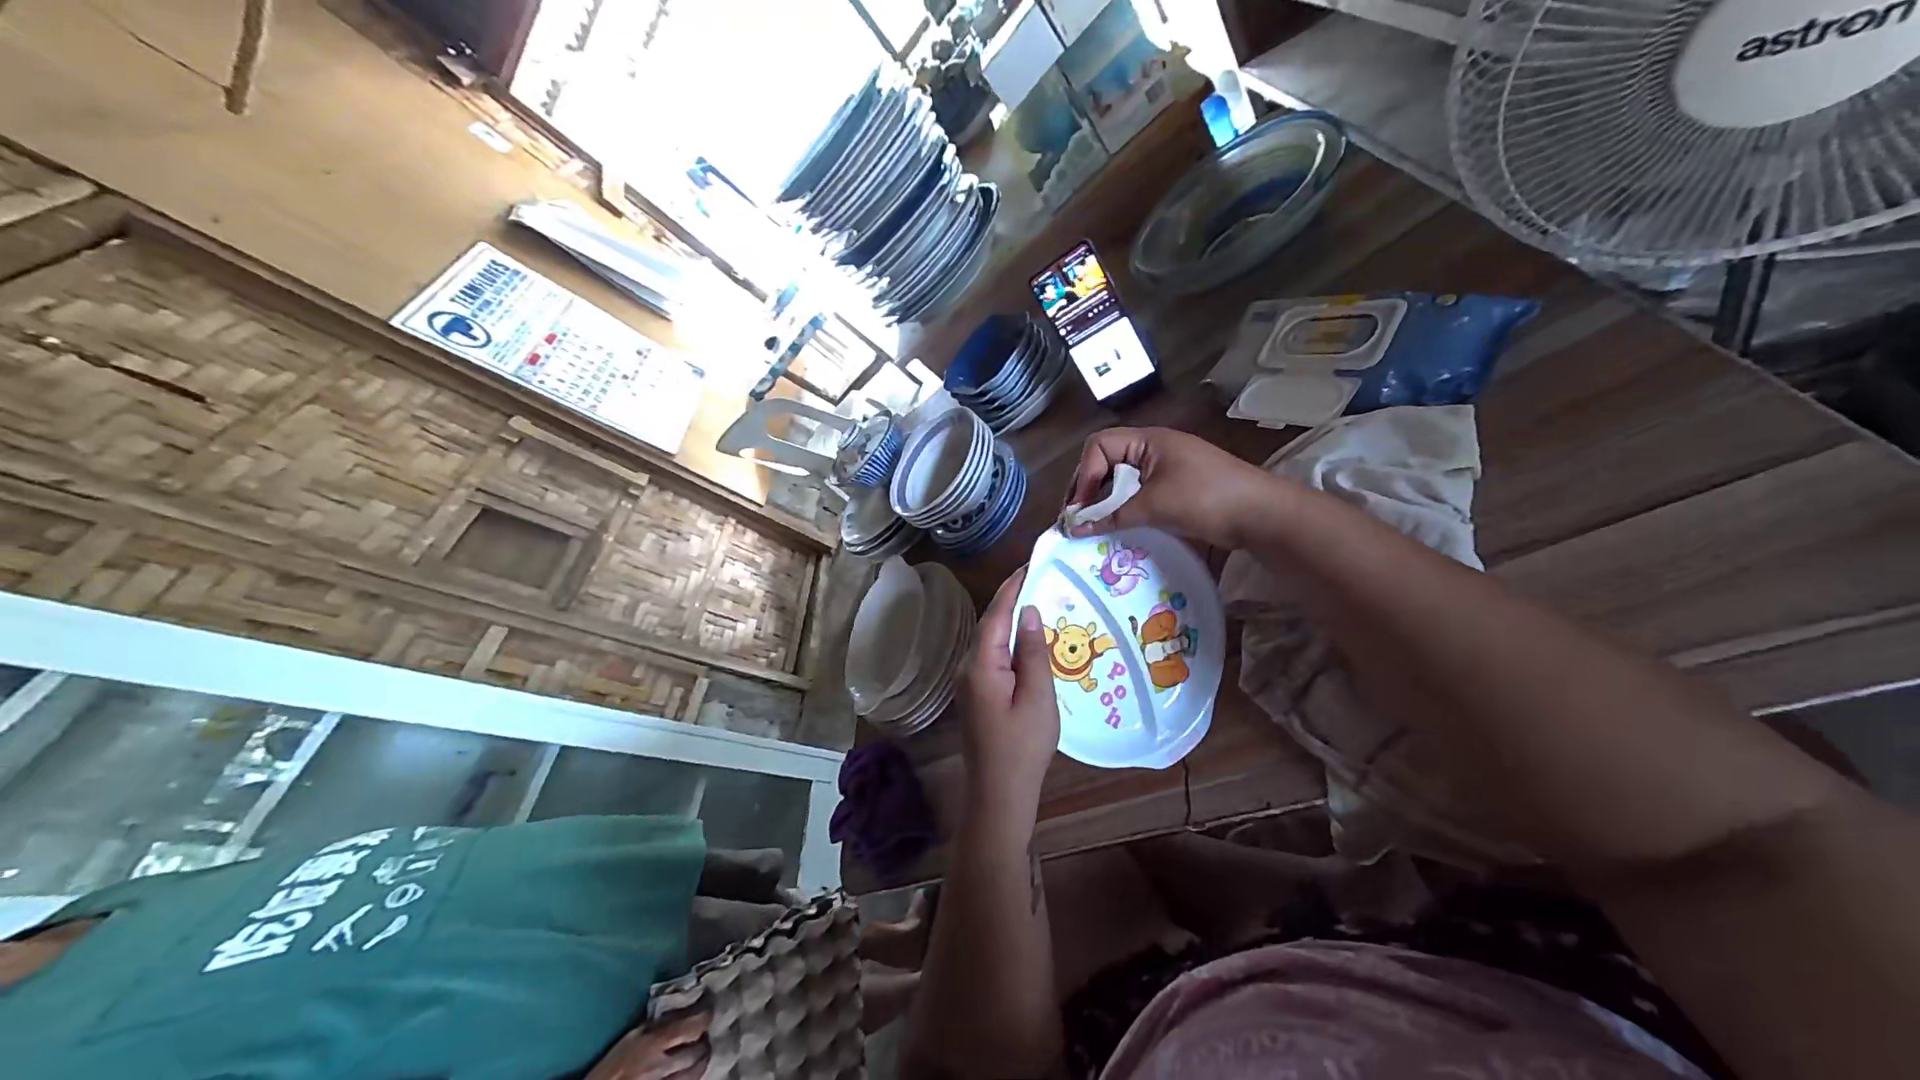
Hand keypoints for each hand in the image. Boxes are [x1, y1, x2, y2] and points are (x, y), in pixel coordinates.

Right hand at [585, 1011, 708, 1079]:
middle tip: (704, 1036)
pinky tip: (687, 1073)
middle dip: (704, 1042)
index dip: (706, 1017)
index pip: (694, 1026)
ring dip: (701, 1062)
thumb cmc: (611, 1067)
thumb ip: (658, 1024)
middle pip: (700, 1050)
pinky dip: (691, 1078)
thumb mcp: (632, 1038)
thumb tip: (683, 1008)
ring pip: (697, 1073)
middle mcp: (664, 1065)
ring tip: (699, 1055)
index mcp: (655, 1043)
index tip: (708, 1011)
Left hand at [958, 569, 1059, 815]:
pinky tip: (1027, 643)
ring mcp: (967, 683)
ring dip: (1010, 622)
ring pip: (989, 642)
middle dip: (1012, 600)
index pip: (996, 614)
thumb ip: (1033, 652)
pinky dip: (1008, 644)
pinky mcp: (974, 695)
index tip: (1031, 564)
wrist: (999, 794)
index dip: (1013, 587)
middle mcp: (967, 668)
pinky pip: (990, 658)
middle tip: (1041, 581)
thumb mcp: (1038, 697)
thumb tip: (1029, 613)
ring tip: (1039, 604)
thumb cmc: (1023, 747)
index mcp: (981, 665)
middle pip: (989, 625)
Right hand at [1062, 427, 1280, 548]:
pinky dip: (1127, 512)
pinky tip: (1121, 532)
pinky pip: (1140, 497)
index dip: (1085, 474)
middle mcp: (1155, 451)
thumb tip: (1074, 528)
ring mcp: (1167, 471)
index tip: (1081, 506)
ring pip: (1123, 483)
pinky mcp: (1177, 492)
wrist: (1262, 516)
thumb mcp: (1154, 505)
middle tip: (1080, 520)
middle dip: (1091, 490)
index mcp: (1149, 441)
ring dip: (1108, 504)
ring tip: (1096, 529)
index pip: (1099, 446)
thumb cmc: (1206, 498)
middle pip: (1108, 463)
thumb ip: (1111, 516)